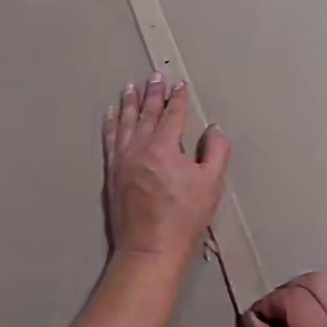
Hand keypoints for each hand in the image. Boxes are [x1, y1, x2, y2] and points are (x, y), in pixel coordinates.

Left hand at [102, 72, 229, 261]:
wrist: (149, 249)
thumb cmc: (184, 219)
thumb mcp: (211, 185)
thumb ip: (216, 152)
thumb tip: (213, 129)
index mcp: (165, 148)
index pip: (173, 115)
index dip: (178, 99)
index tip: (180, 87)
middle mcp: (140, 148)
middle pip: (147, 113)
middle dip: (153, 93)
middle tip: (155, 77)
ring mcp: (122, 159)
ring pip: (126, 122)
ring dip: (130, 103)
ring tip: (131, 87)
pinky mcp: (113, 171)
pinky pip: (110, 139)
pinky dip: (111, 123)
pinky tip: (111, 114)